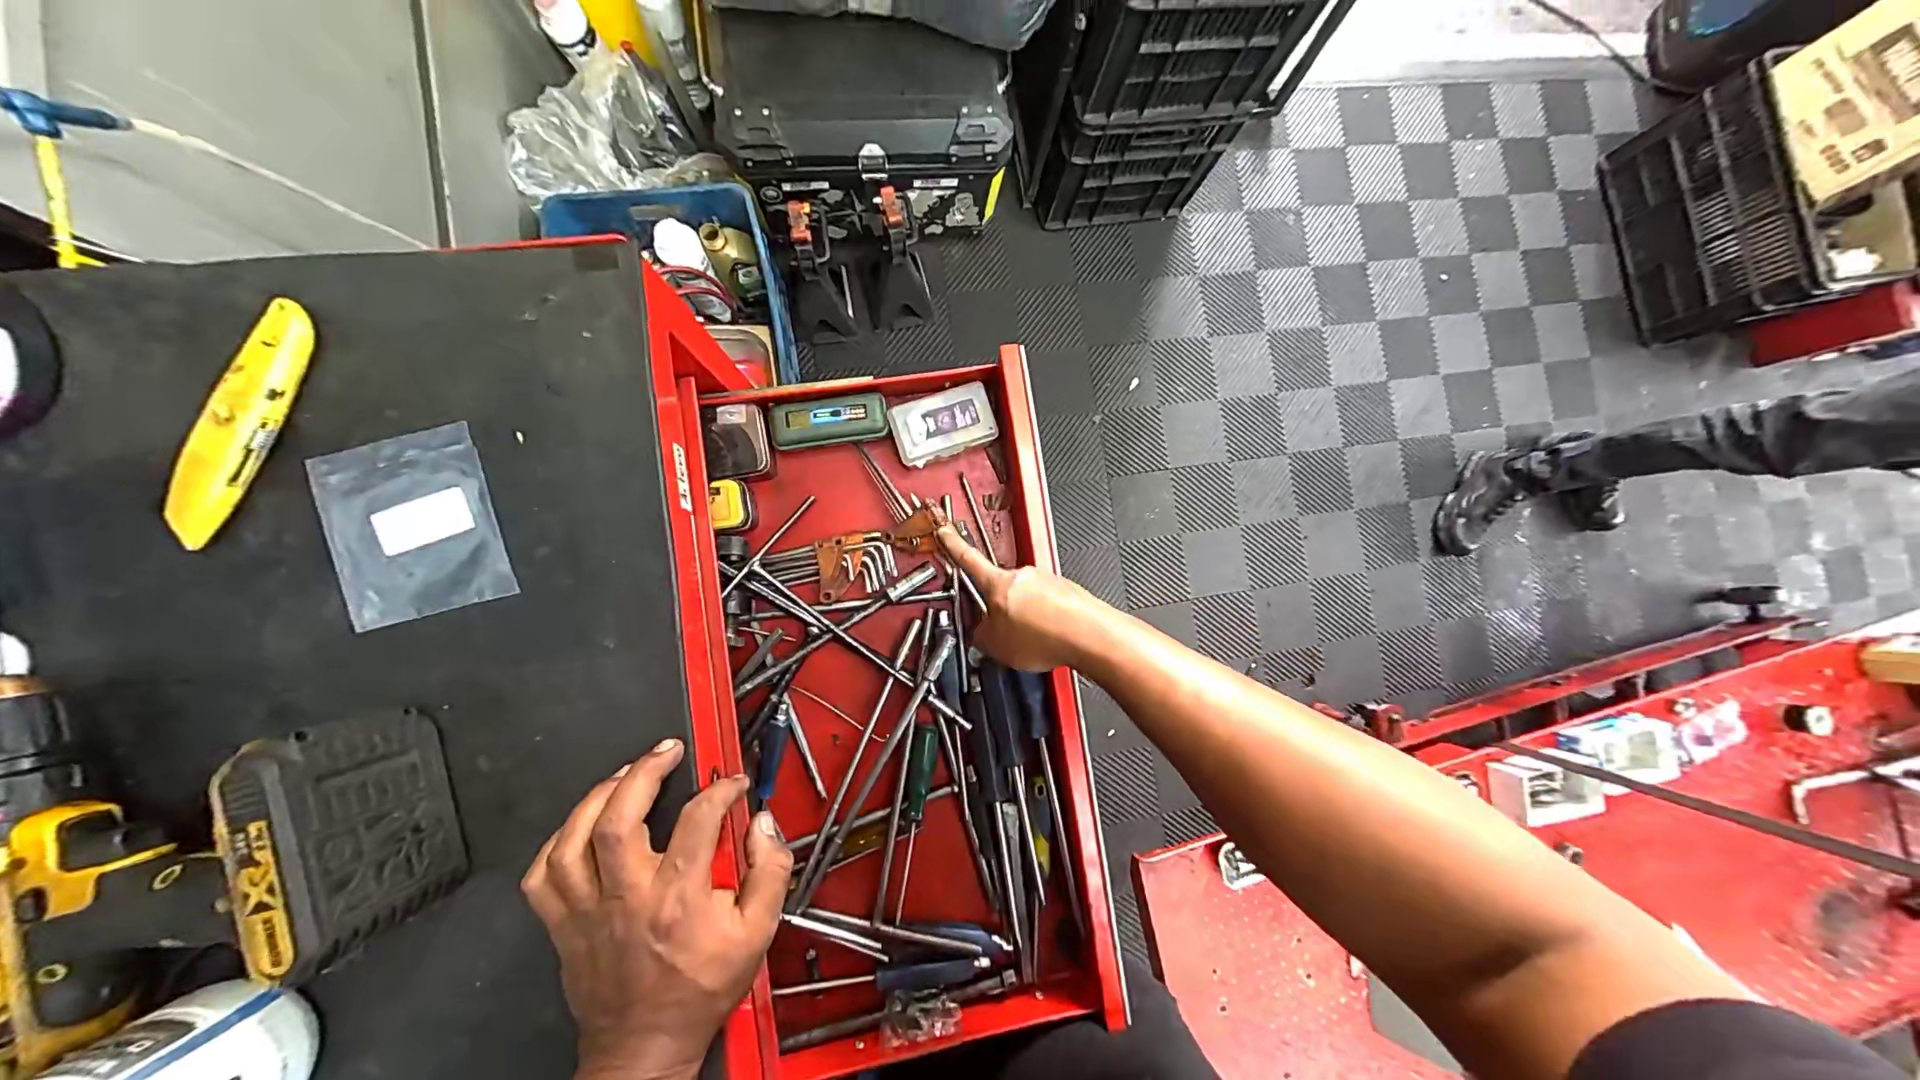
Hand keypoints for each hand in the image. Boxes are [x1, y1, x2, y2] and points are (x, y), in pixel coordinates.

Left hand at [522, 740, 791, 1079]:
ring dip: (600, 795)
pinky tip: (582, 824)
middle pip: (621, 816)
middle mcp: (629, 898)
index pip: (699, 818)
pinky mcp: (564, 926)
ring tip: (625, 774)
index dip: (722, 789)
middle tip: (666, 751)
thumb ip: (770, 872)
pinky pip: (543, 875)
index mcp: (679, 898)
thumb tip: (763, 826)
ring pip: (574, 838)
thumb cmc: (699, 993)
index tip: (733, 785)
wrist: (645, 1048)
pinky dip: (558, 840)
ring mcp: (589, 911)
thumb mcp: (758, 933)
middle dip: (645, 770)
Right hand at [937, 523, 1109, 671]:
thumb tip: (980, 634)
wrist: (1089, 636)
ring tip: (1032, 645)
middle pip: (1000, 589)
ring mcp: (1046, 582)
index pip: (968, 559)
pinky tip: (1049, 643)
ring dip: (1024, 621)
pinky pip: (1046, 610)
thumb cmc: (1048, 635)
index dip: (953, 544)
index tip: (945, 531)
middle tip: (1001, 635)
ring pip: (1025, 602)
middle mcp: (1023, 575)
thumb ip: (980, 634)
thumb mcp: (995, 644)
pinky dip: (1044, 625)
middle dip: (999, 611)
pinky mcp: (1066, 593)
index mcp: (998, 583)